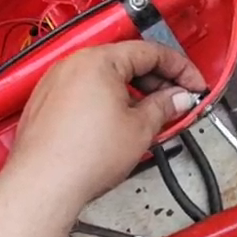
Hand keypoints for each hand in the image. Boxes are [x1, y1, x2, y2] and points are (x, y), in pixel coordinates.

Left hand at [0, 40, 207, 213]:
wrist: (43, 184)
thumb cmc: (82, 157)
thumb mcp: (140, 129)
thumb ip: (164, 107)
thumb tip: (177, 98)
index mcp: (99, 61)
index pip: (150, 52)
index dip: (180, 69)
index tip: (193, 85)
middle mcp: (73, 64)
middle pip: (126, 62)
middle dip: (156, 83)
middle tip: (176, 103)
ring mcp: (56, 83)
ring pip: (105, 79)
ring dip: (132, 95)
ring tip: (149, 119)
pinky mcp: (46, 104)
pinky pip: (85, 94)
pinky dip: (107, 104)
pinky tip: (119, 127)